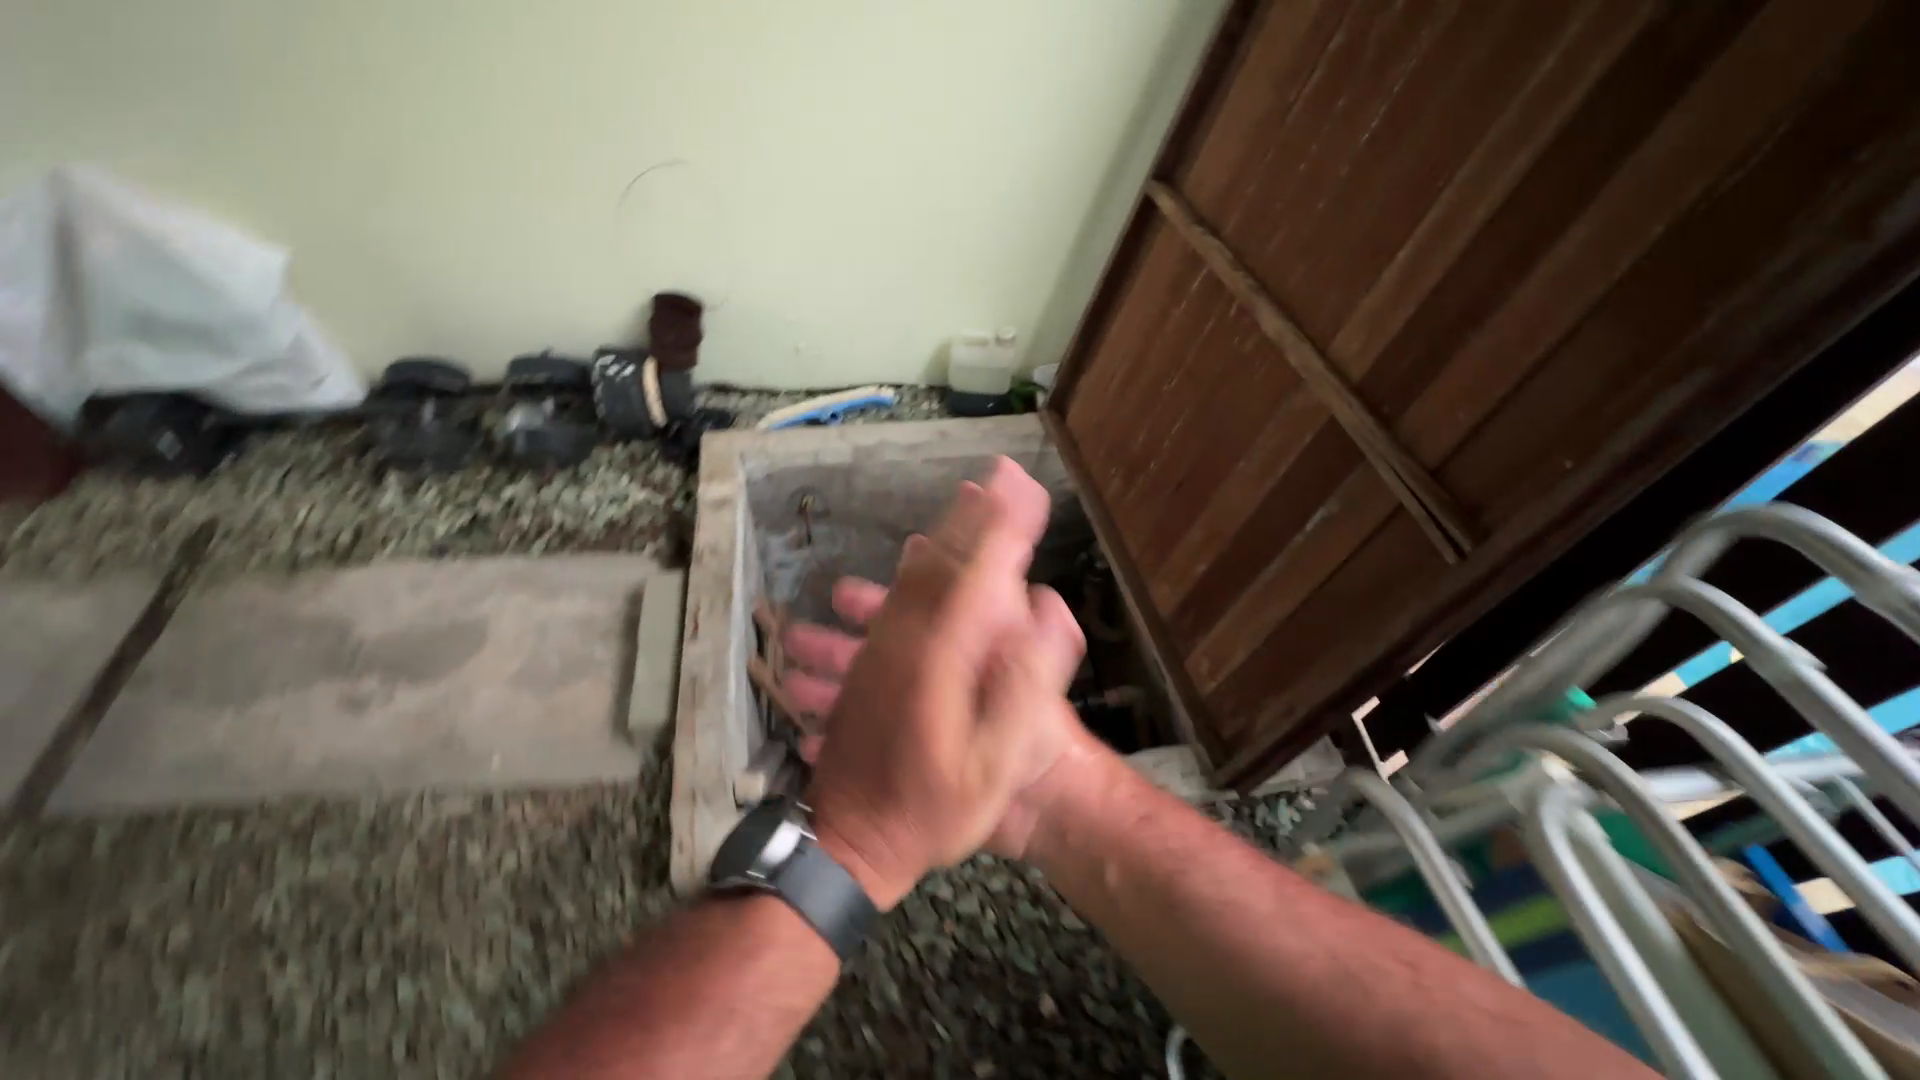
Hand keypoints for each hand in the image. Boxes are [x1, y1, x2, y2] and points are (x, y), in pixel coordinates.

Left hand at [787, 457, 1109, 907]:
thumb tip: (1044, 610)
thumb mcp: (991, 765)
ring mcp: (878, 652)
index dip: (1002, 527)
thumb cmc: (930, 813)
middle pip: (942, 564)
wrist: (846, 843)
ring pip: (912, 578)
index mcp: (940, 658)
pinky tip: (918, 558)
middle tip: (997, 479)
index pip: (978, 575)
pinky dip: (914, 570)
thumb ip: (1021, 687)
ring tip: (965, 504)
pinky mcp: (865, 666)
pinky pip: (892, 602)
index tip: (1022, 485)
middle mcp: (904, 641)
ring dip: (944, 537)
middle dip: (974, 518)